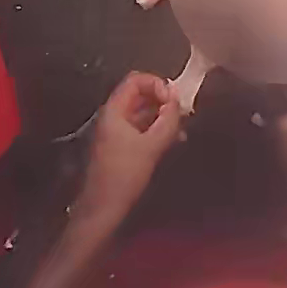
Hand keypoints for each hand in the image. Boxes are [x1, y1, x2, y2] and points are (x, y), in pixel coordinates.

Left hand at [78, 72, 182, 219]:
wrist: (103, 207)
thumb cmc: (125, 174)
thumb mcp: (152, 145)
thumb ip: (168, 120)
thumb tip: (177, 99)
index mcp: (115, 110)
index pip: (136, 80)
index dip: (158, 84)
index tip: (174, 101)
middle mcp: (114, 115)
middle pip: (141, 94)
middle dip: (164, 100)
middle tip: (183, 113)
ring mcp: (117, 130)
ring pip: (143, 112)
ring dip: (163, 116)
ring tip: (182, 128)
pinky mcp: (122, 145)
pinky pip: (142, 127)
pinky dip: (157, 129)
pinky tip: (174, 140)